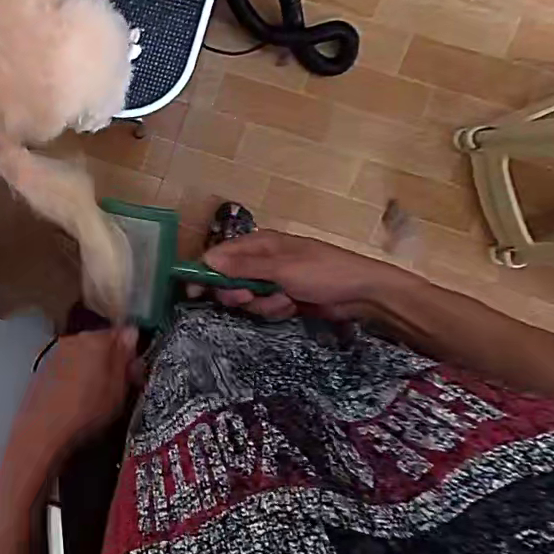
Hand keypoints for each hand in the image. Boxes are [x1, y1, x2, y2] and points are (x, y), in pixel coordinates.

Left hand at [2, 327, 139, 494]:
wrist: (41, 434)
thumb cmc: (84, 413)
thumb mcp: (119, 389)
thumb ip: (125, 357)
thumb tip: (131, 335)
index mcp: (97, 339)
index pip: (123, 333)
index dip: (132, 353)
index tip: (134, 371)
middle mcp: (74, 340)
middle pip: (101, 343)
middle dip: (112, 361)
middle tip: (119, 387)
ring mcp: (55, 354)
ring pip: (84, 355)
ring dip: (92, 370)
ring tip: (96, 398)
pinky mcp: (43, 370)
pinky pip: (68, 368)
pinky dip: (74, 379)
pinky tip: (77, 401)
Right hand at [199, 230, 410, 321]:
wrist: (360, 293)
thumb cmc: (322, 272)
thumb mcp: (281, 269)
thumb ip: (244, 268)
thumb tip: (208, 261)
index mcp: (260, 244)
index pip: (220, 255)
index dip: (205, 273)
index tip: (193, 293)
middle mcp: (263, 259)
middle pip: (229, 279)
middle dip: (238, 293)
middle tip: (247, 298)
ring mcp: (274, 279)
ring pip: (248, 297)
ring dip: (263, 304)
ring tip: (284, 300)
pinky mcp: (284, 297)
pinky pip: (265, 306)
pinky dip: (276, 310)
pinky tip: (293, 306)